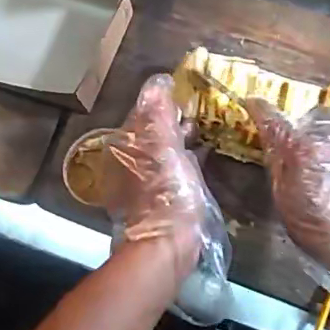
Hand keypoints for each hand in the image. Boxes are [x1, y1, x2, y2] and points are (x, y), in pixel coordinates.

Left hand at [101, 75, 226, 285]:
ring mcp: (141, 180)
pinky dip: (183, 158)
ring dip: (179, 138)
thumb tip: (158, 83)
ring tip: (202, 130)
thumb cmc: (167, 194)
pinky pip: (169, 167)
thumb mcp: (164, 148)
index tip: (190, 93)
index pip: (145, 108)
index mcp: (127, 143)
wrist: (165, 247)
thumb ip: (158, 114)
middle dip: (173, 118)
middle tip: (201, 110)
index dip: (167, 99)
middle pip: (152, 129)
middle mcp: (128, 159)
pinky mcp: (156, 197)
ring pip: (161, 148)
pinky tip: (198, 157)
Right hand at [247, 98, 329, 269]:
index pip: (273, 118)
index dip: (260, 110)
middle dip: (307, 131)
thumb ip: (278, 166)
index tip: (253, 104)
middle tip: (306, 155)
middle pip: (313, 120)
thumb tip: (271, 141)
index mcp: (300, 146)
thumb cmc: (320, 229)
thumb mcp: (285, 201)